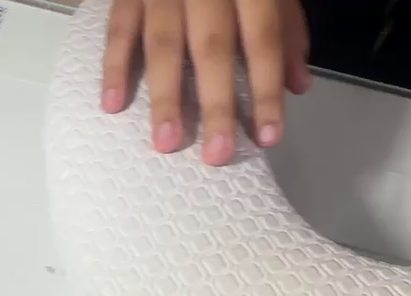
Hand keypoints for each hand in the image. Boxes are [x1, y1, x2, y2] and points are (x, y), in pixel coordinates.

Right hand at [101, 0, 311, 164]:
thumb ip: (287, 27)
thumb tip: (298, 84)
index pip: (263, 38)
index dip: (267, 87)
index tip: (268, 136)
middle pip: (212, 48)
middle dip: (216, 103)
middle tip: (217, 154)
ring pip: (163, 44)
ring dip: (165, 97)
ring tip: (166, 143)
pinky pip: (119, 29)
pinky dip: (115, 66)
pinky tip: (113, 105)